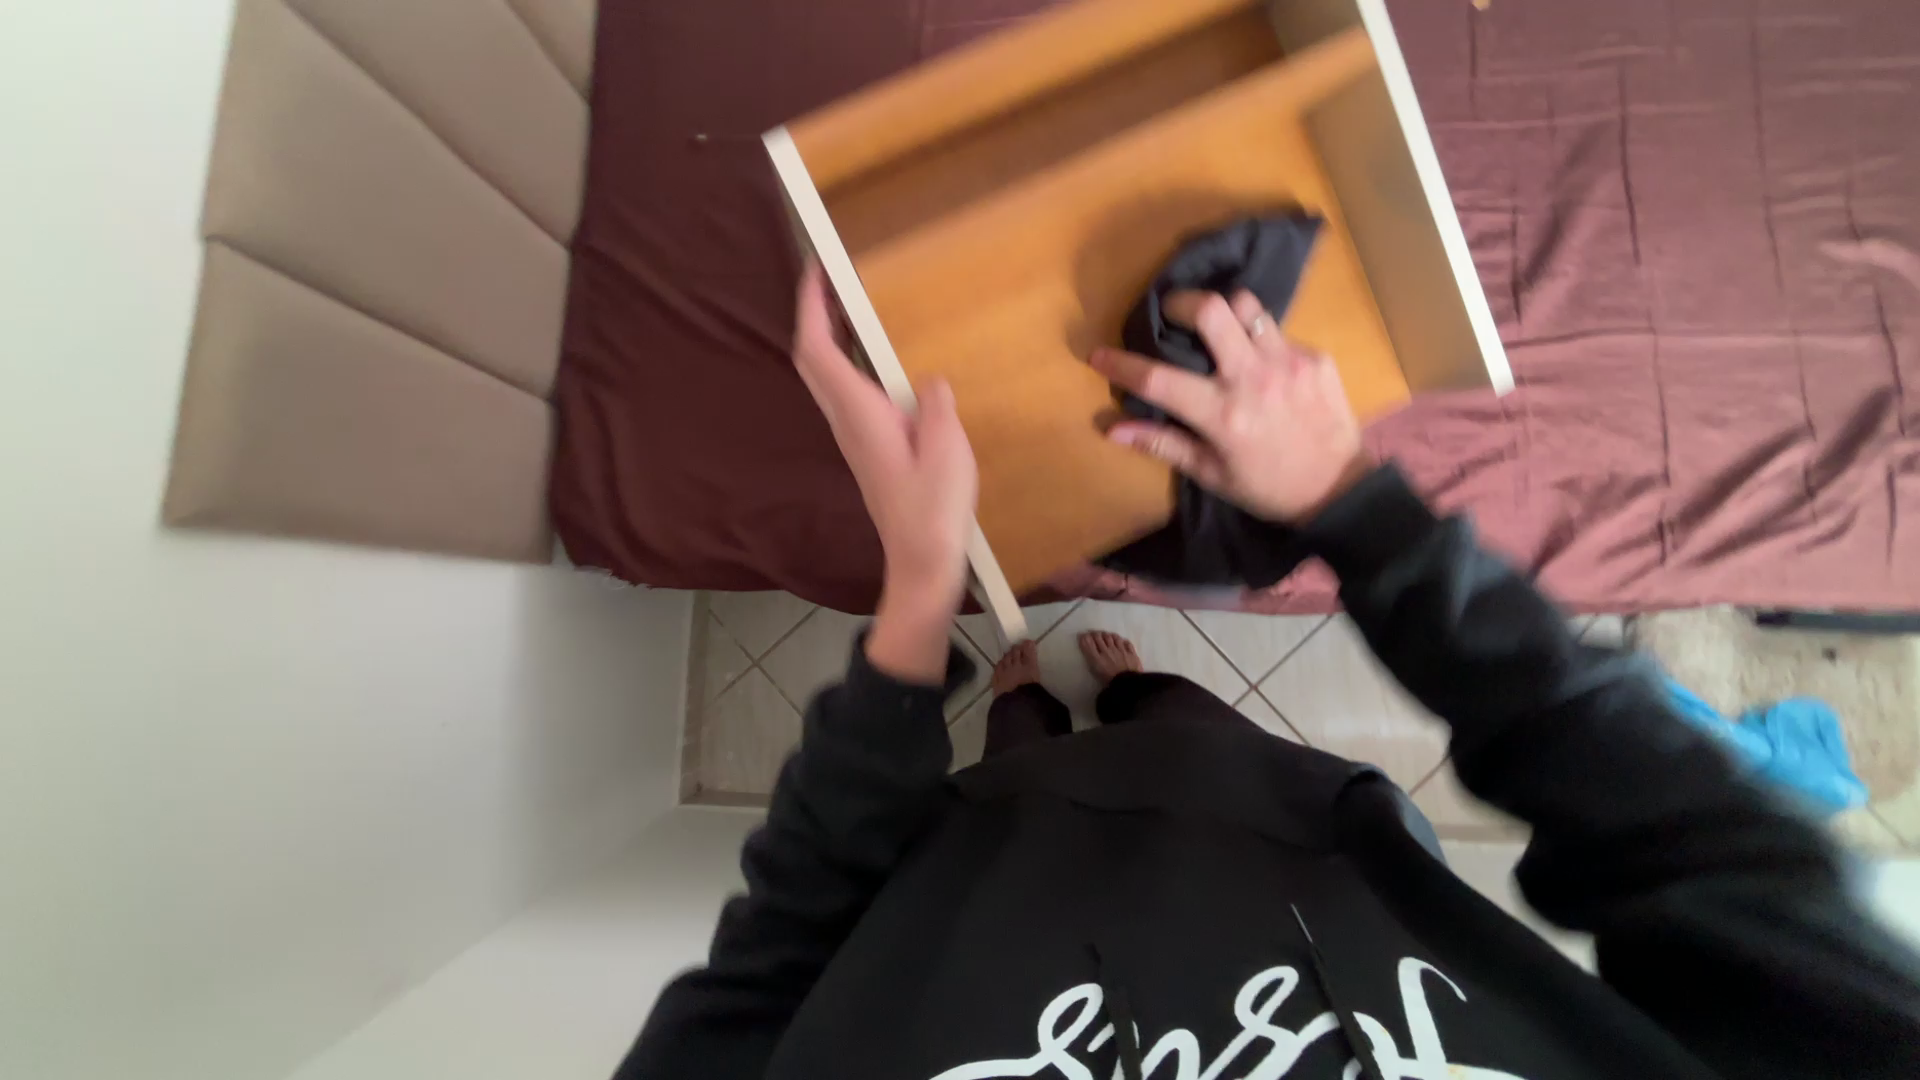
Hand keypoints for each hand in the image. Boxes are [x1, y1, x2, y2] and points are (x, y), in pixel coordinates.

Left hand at [793, 261, 977, 680]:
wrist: (921, 561)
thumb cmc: (933, 510)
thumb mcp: (948, 450)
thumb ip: (936, 406)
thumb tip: (928, 380)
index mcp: (860, 414)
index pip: (818, 350)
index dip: (811, 307)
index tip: (817, 269)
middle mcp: (847, 422)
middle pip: (812, 360)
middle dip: (814, 314)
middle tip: (832, 280)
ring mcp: (853, 438)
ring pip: (825, 377)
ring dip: (829, 338)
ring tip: (853, 309)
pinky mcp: (867, 449)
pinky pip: (846, 394)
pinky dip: (849, 364)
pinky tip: (878, 362)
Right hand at [1091, 289, 1371, 522]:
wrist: (1339, 489)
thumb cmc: (1265, 488)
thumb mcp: (1210, 474)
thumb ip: (1163, 444)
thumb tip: (1112, 428)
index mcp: (1223, 416)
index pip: (1159, 380)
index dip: (1122, 365)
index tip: (1098, 354)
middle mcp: (1254, 380)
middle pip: (1212, 311)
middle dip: (1182, 303)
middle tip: (1173, 315)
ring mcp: (1290, 362)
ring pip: (1247, 307)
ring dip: (1224, 312)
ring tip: (1218, 331)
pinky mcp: (1316, 358)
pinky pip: (1277, 332)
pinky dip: (1258, 341)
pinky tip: (1260, 365)